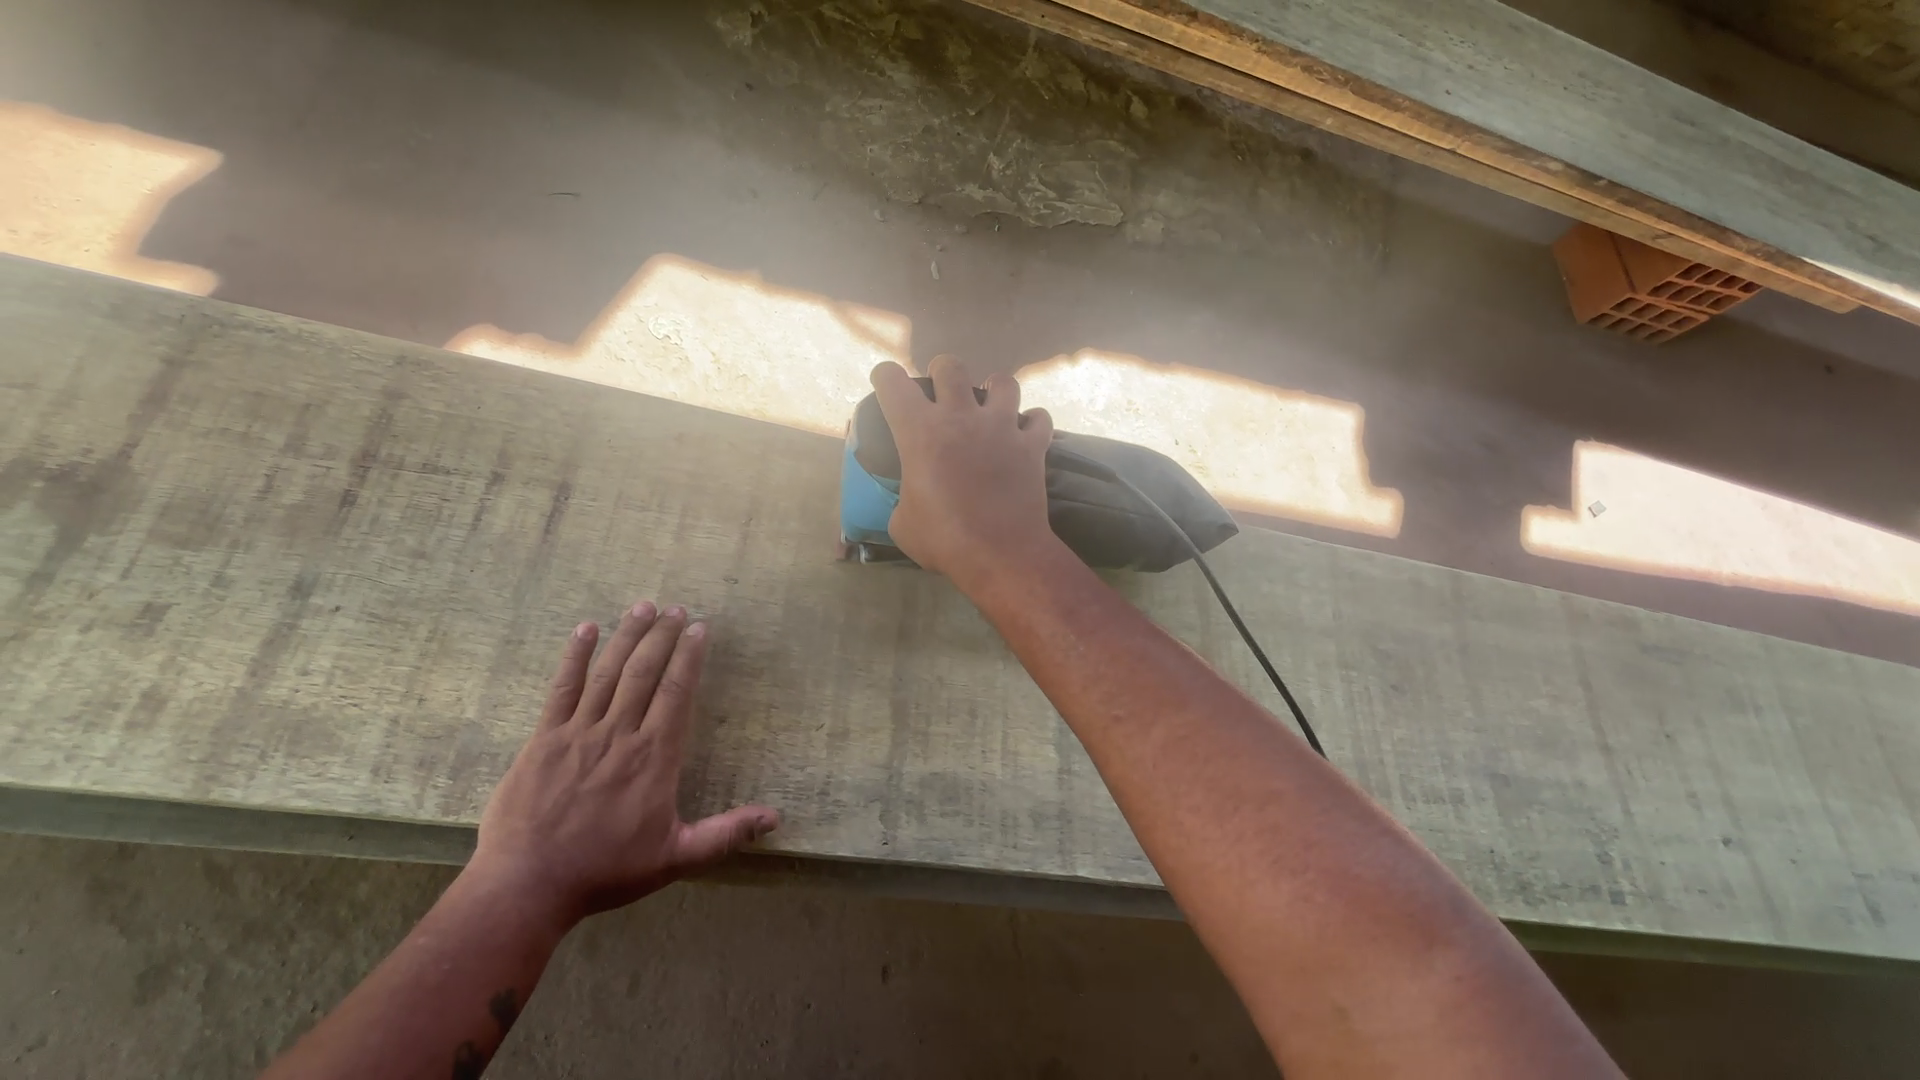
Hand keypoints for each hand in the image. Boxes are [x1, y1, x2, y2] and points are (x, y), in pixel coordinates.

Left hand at [467, 602, 778, 926]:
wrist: (527, 885)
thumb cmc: (605, 871)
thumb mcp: (675, 858)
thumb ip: (726, 834)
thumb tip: (775, 818)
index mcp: (654, 758)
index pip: (676, 693)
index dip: (689, 657)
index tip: (699, 627)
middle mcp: (620, 735)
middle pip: (644, 672)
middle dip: (662, 636)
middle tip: (676, 608)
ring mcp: (579, 733)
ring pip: (608, 673)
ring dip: (627, 636)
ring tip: (643, 606)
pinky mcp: (543, 739)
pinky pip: (562, 689)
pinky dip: (575, 656)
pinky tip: (586, 629)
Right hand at [870, 356, 1057, 582]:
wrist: (999, 554)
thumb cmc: (943, 540)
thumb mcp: (902, 522)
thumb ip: (903, 499)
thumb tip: (909, 500)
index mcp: (919, 431)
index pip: (893, 382)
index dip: (885, 377)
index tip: (886, 383)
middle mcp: (960, 417)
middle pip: (950, 367)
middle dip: (942, 372)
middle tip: (942, 391)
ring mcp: (1001, 427)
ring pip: (1003, 382)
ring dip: (994, 389)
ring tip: (990, 404)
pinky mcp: (1033, 445)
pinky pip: (1039, 418)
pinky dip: (1032, 422)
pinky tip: (1025, 432)